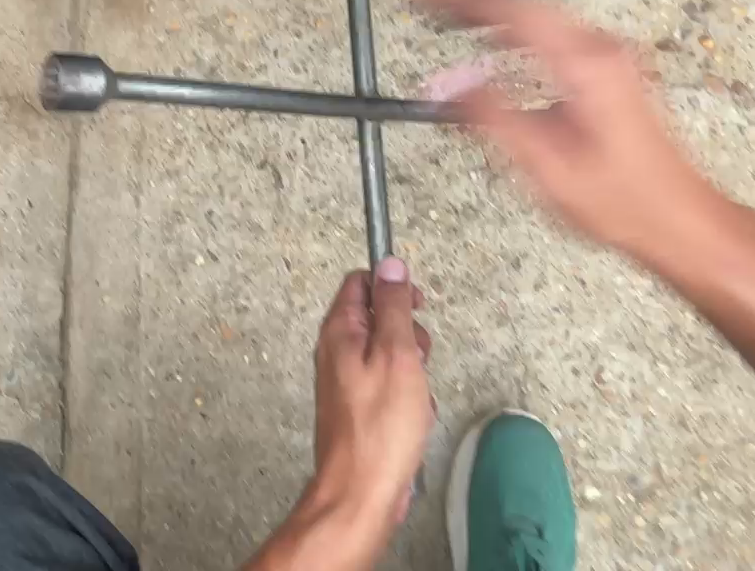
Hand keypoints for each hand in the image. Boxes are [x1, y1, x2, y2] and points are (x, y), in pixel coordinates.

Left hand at [309, 258, 433, 532]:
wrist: (361, 492)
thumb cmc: (381, 423)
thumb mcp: (396, 353)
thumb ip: (394, 306)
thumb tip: (390, 263)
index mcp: (339, 329)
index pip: (360, 282)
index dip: (391, 286)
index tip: (418, 306)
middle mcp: (336, 349)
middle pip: (377, 317)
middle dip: (408, 334)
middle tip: (418, 358)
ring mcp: (345, 379)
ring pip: (388, 353)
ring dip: (412, 369)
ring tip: (416, 396)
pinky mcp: (357, 406)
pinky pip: (388, 384)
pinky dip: (407, 395)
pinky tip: (413, 418)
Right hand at [416, 0, 754, 277]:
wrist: (682, 221)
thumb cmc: (622, 200)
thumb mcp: (544, 166)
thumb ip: (492, 117)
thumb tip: (450, 84)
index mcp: (583, 65)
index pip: (510, 8)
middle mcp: (601, 50)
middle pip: (525, 1)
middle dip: (472, 0)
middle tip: (432, 6)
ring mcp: (610, 57)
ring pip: (540, 12)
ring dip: (493, 13)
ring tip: (454, 20)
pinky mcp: (612, 70)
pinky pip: (554, 31)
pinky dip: (515, 30)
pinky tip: (497, 44)